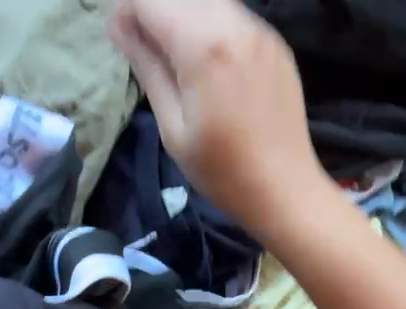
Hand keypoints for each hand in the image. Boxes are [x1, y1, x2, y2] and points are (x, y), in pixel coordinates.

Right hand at [108, 0, 330, 231]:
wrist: (286, 191)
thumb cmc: (223, 171)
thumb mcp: (174, 128)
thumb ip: (148, 69)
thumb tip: (119, 28)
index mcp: (204, 45)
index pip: (150, 0)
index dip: (127, 14)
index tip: (121, 41)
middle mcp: (235, 24)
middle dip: (156, 13)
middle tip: (148, 53)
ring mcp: (260, 32)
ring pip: (208, 1)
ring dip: (185, 17)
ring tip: (179, 61)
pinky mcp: (276, 45)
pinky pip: (235, 18)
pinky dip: (213, 28)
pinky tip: (211, 67)